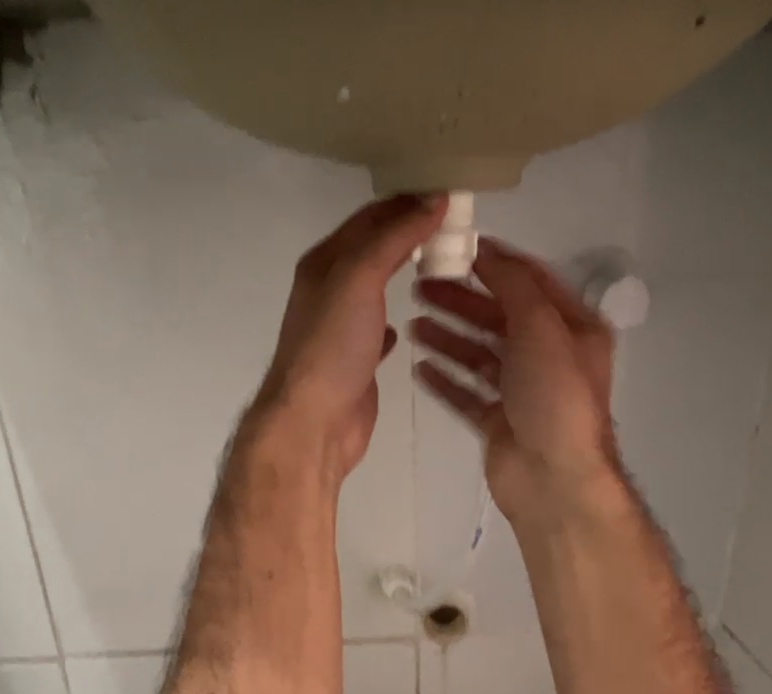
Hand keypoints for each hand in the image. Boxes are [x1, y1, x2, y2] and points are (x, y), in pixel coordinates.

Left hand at [250, 194, 446, 482]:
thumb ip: (394, 237)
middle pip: (374, 249)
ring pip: (377, 287)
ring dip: (405, 272)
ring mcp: (342, 327)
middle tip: (457, 225)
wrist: (313, 422)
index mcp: (324, 262)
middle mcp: (330, 289)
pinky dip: (396, 318)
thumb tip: (433, 199)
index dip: (406, 201)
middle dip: (410, 233)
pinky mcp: (357, 360)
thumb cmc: (332, 346)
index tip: (450, 192)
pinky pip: (379, 329)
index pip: (369, 217)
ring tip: (446, 262)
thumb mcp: (359, 278)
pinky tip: (413, 319)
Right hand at [411, 238, 622, 524]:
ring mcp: (522, 392)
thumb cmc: (555, 397)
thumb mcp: (542, 327)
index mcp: (573, 329)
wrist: (554, 478)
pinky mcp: (498, 422)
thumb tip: (485, 251)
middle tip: (419, 288)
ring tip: (413, 325)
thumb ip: (512, 285)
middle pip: (500, 318)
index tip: (455, 249)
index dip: (496, 264)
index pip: (532, 283)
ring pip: (480, 355)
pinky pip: (467, 393)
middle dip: (462, 302)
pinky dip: (446, 379)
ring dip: (449, 338)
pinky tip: (420, 367)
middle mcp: (549, 356)